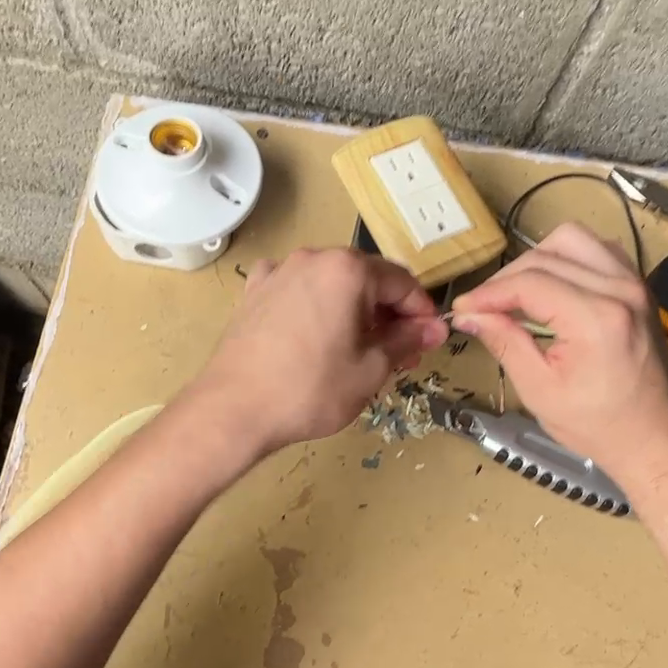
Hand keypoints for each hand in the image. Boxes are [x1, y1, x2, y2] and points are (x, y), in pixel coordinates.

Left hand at [187, 249, 446, 454]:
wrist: (234, 409)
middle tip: (400, 354)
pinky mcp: (254, 292)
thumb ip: (406, 341)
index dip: (421, 311)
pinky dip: (314, 305)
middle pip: (366, 278)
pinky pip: (296, 288)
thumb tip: (434, 329)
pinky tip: (314, 331)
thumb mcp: (370, 369)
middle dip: (388, 313)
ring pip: (331, 283)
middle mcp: (313, 258)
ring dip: (353, 309)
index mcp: (348, 270)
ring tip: (360, 349)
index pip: (401, 282)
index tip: (429, 340)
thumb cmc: (310, 389)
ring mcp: (279, 272)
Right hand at [448, 224, 667, 483]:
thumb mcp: (539, 390)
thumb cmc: (597, 425)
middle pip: (546, 256)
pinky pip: (597, 249)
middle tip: (484, 307)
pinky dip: (567, 258)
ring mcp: (635, 284)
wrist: (653, 441)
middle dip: (506, 278)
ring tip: (517, 293)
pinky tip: (552, 286)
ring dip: (537, 260)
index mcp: (596, 319)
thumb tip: (468, 315)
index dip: (488, 292)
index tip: (463, 308)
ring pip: (572, 240)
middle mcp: (620, 290)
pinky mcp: (639, 287)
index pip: (529, 283)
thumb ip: (504, 342)